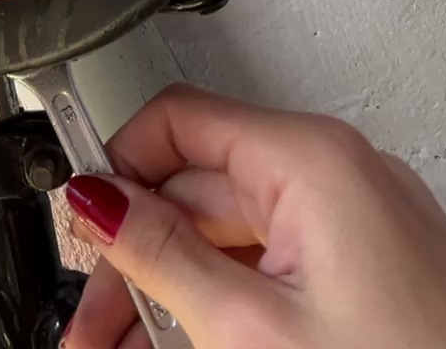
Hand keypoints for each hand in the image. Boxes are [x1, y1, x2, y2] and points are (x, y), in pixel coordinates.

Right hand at [61, 85, 445, 348]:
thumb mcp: (254, 329)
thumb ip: (162, 253)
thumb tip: (96, 199)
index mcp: (310, 160)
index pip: (178, 120)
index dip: (119, 163)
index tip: (83, 219)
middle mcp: (331, 175)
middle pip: (194, 186)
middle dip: (133, 253)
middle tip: (92, 321)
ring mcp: (349, 224)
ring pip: (224, 235)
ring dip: (168, 287)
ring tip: (123, 346)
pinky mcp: (362, 270)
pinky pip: (264, 266)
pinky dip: (218, 301)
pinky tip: (181, 341)